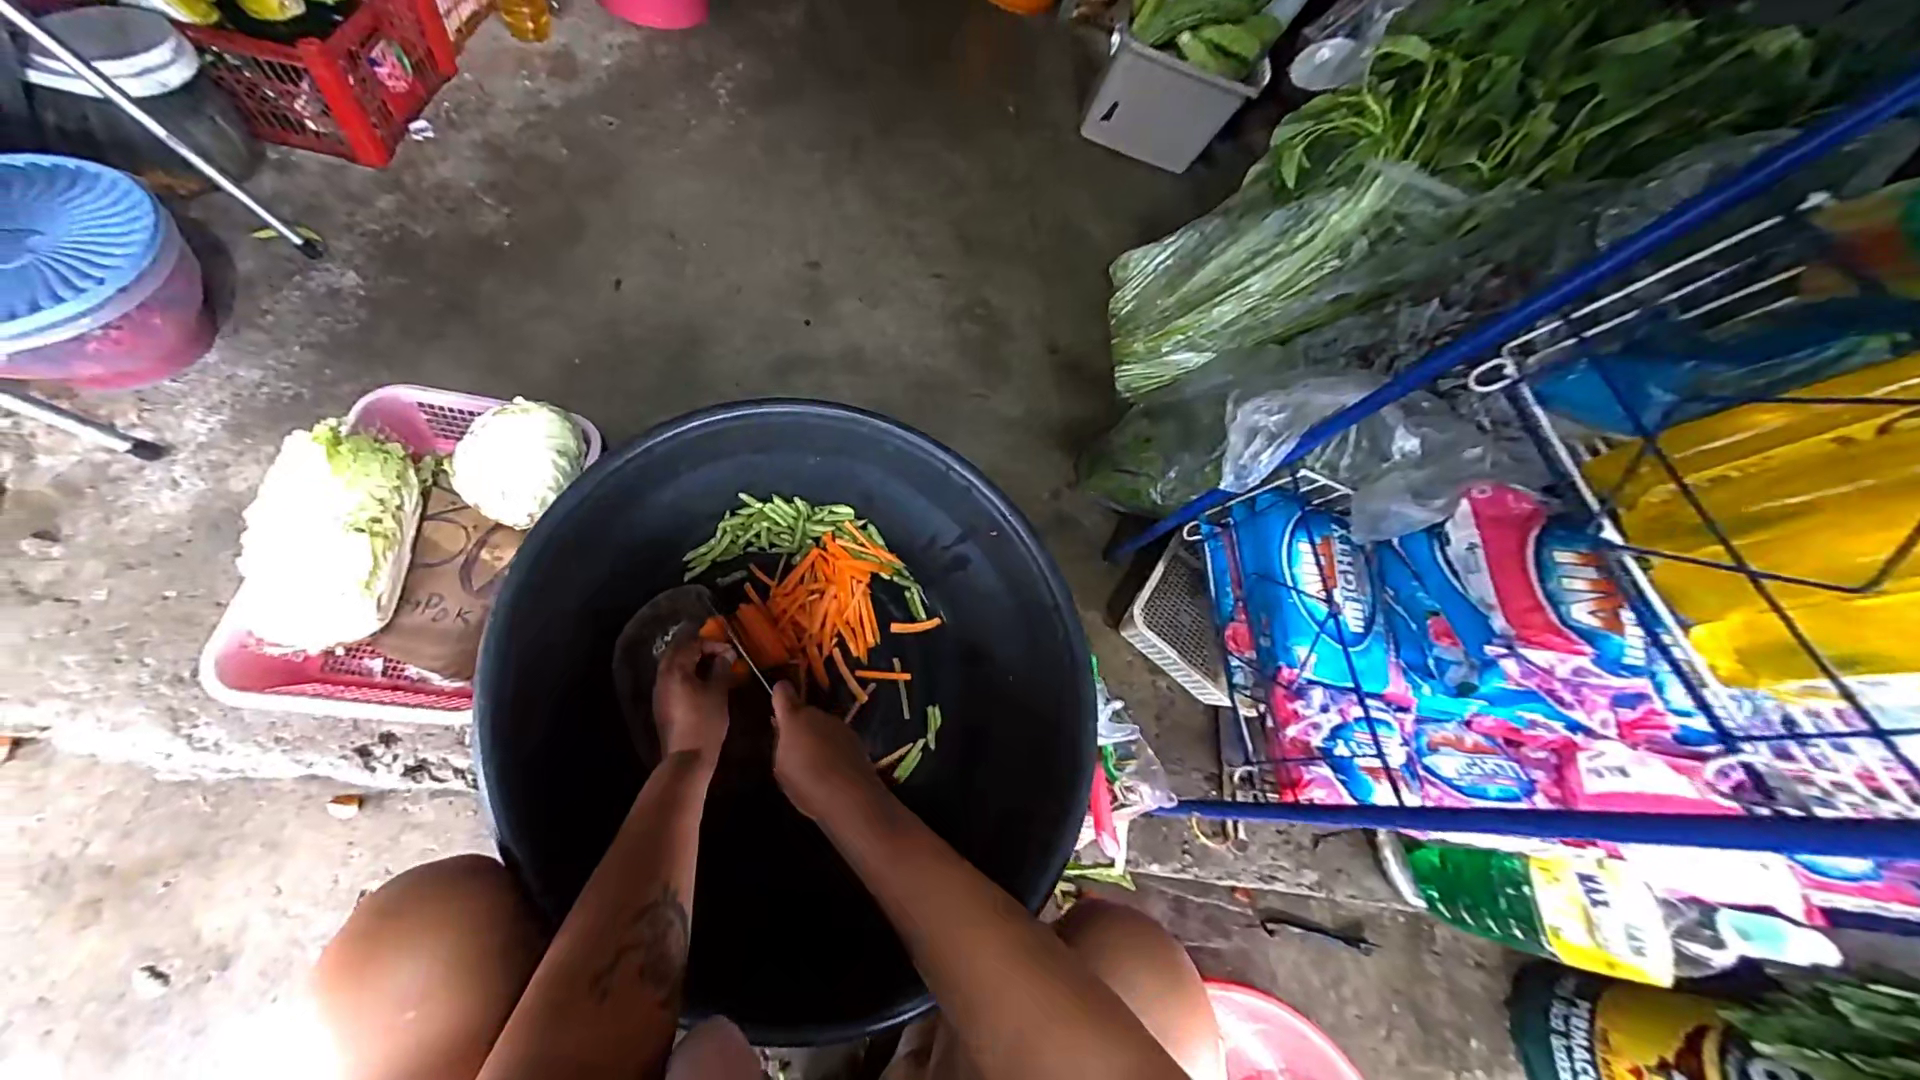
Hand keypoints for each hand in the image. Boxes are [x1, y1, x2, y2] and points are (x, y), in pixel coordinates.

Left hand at [652, 634, 733, 761]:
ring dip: (693, 661)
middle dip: (700, 649)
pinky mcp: (662, 704)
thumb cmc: (705, 721)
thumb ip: (721, 668)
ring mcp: (659, 691)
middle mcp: (662, 677)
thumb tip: (726, 654)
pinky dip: (687, 674)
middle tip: (720, 654)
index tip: (730, 652)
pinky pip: (673, 679)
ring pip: (674, 666)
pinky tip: (703, 683)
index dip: (712, 644)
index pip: (691, 645)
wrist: (687, 756)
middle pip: (678, 652)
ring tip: (714, 668)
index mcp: (675, 670)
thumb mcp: (718, 691)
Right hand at [770, 681, 885, 820]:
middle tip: (795, 751)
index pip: (783, 693)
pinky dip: (833, 748)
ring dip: (818, 738)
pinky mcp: (856, 738)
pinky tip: (833, 770)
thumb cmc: (806, 782)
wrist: (851, 795)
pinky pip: (837, 738)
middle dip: (800, 726)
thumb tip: (783, 730)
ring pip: (822, 726)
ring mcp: (840, 725)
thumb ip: (781, 743)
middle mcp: (819, 715)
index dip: (779, 695)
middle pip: (805, 713)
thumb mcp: (781, 767)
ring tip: (815, 765)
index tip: (778, 704)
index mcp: (795, 718)